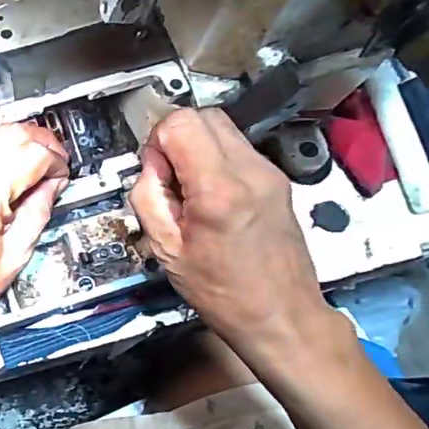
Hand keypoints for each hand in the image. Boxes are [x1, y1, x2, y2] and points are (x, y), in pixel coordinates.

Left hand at [0, 122, 69, 361]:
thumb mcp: (13, 255)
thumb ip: (38, 211)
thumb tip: (50, 187)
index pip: (29, 153)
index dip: (56, 160)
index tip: (63, 172)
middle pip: (7, 134)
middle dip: (40, 143)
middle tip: (55, 163)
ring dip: (15, 146)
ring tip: (31, 169)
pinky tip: (2, 176)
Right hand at [126, 108, 337, 359]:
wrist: (279, 313)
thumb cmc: (224, 291)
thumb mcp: (165, 248)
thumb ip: (148, 197)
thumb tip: (150, 168)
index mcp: (219, 190)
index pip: (181, 124)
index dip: (157, 143)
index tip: (156, 173)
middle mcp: (251, 172)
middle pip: (202, 116)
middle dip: (174, 138)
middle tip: (167, 178)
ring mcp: (270, 172)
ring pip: (220, 127)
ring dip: (194, 147)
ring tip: (187, 189)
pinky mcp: (277, 179)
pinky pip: (235, 148)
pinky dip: (213, 160)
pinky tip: (207, 195)